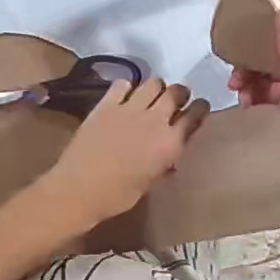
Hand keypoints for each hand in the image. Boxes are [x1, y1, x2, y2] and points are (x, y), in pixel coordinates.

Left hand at [34, 78, 208, 227]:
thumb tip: (169, 160)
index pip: (196, 115)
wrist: (79, 188)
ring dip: (155, 88)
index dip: (200, 109)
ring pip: (153, 83)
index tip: (198, 108)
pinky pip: (122, 85)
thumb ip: (163, 165)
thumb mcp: (149, 183)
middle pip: (176, 92)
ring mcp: (129, 109)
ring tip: (149, 97)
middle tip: (174, 100)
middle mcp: (155, 120)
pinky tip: (123, 97)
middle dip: (179, 94)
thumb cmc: (117, 196)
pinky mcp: (105, 105)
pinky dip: (126, 87)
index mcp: (171, 143)